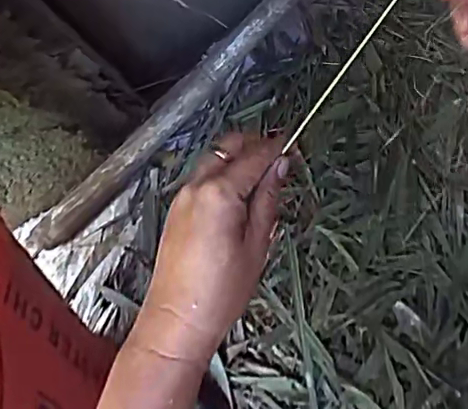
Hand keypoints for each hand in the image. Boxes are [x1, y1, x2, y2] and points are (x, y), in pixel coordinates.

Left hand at [134, 132, 288, 363]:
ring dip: (237, 157)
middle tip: (276, 157)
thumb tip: (279, 167)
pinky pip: (203, 175)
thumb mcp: (256, 244)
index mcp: (220, 193)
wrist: (176, 324)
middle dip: (254, 144)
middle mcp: (197, 186)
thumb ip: (268, 198)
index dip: (276, 148)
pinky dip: (222, 172)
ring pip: (215, 157)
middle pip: (230, 146)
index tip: (291, 146)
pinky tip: (237, 192)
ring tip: (259, 176)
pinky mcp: (176, 208)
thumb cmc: (219, 293)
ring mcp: (183, 196)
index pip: (254, 156)